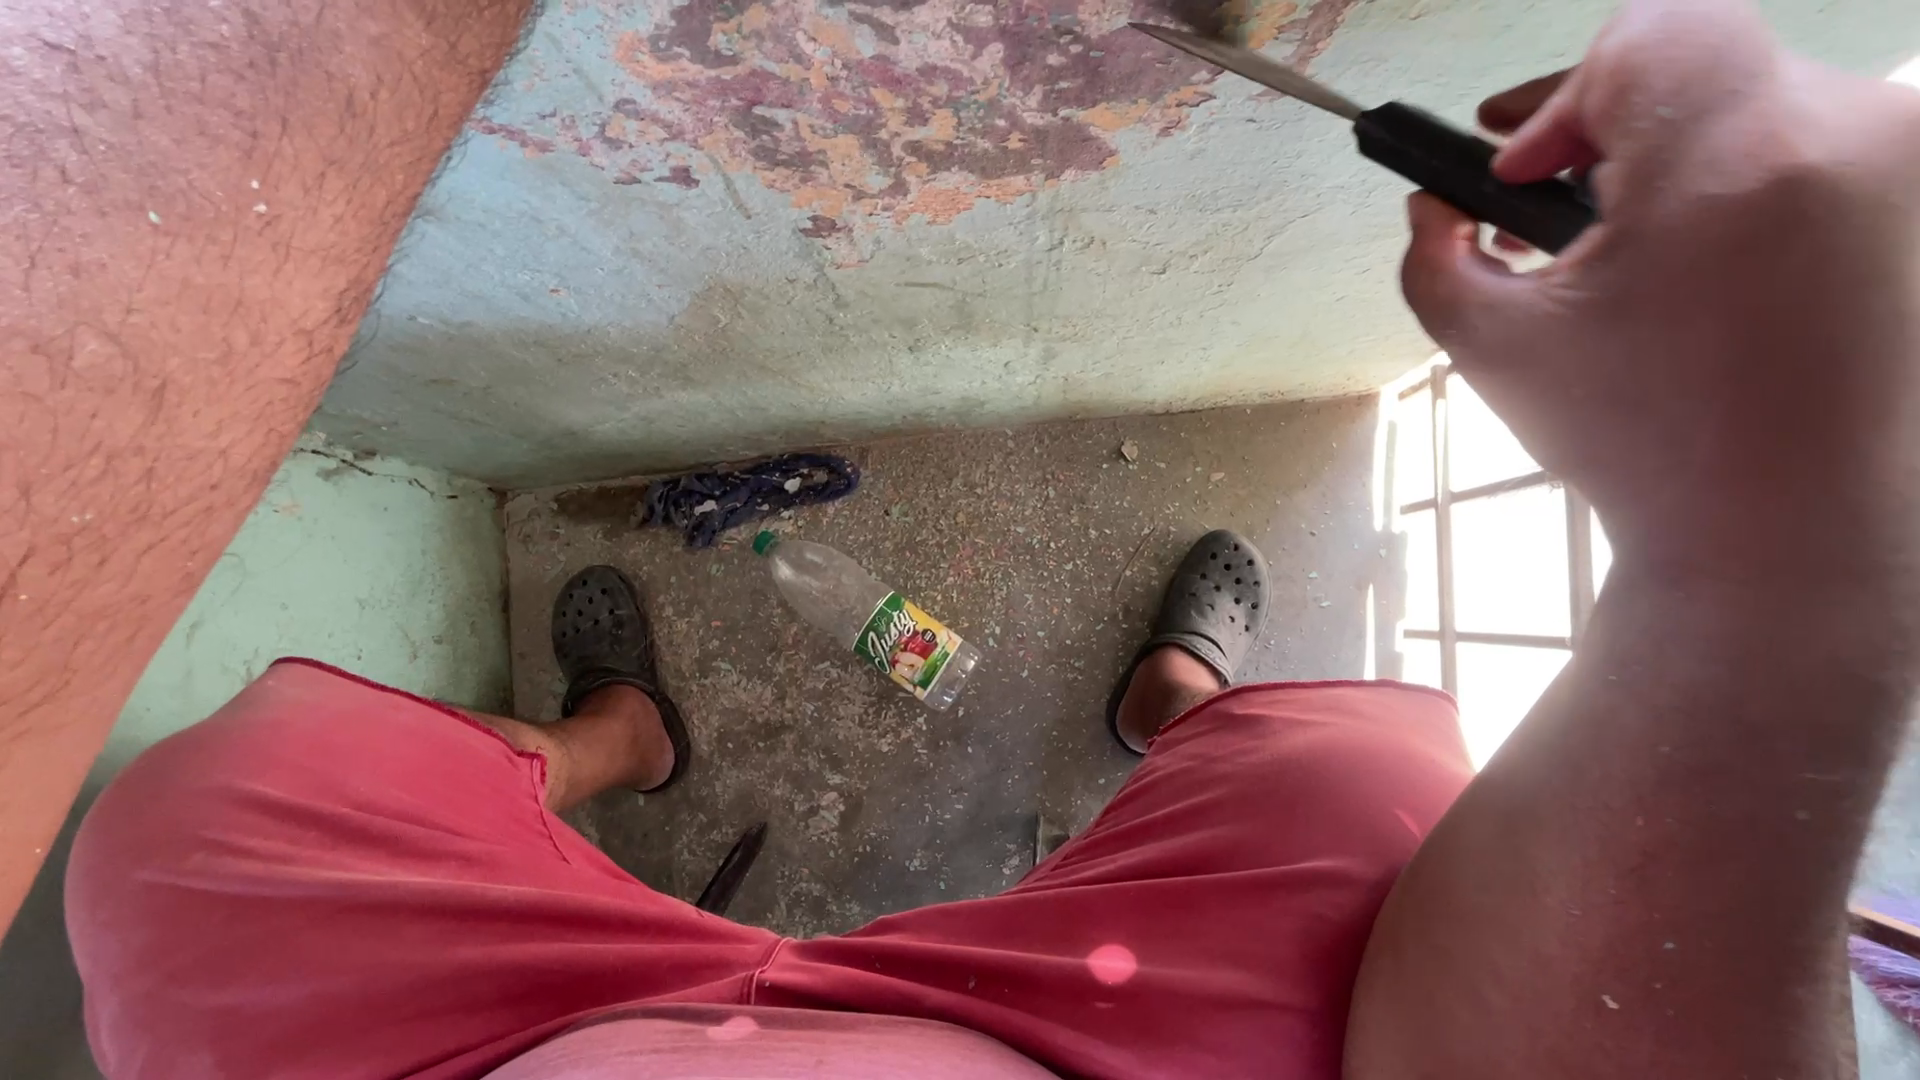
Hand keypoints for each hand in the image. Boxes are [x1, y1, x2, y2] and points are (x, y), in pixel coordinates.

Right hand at [1401, 0, 1919, 586]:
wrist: (1780, 523)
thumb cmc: (1636, 439)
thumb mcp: (1491, 347)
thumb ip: (1435, 260)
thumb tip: (1433, 209)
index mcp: (1732, 160)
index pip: (1651, 31)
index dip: (1562, 92)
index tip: (1522, 173)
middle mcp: (1850, 133)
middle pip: (1699, 62)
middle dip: (1600, 129)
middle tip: (1542, 210)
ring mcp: (1908, 164)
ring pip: (1751, 102)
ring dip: (1660, 159)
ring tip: (1612, 251)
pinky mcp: (1919, 202)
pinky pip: (1806, 145)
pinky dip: (1727, 182)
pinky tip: (1685, 267)